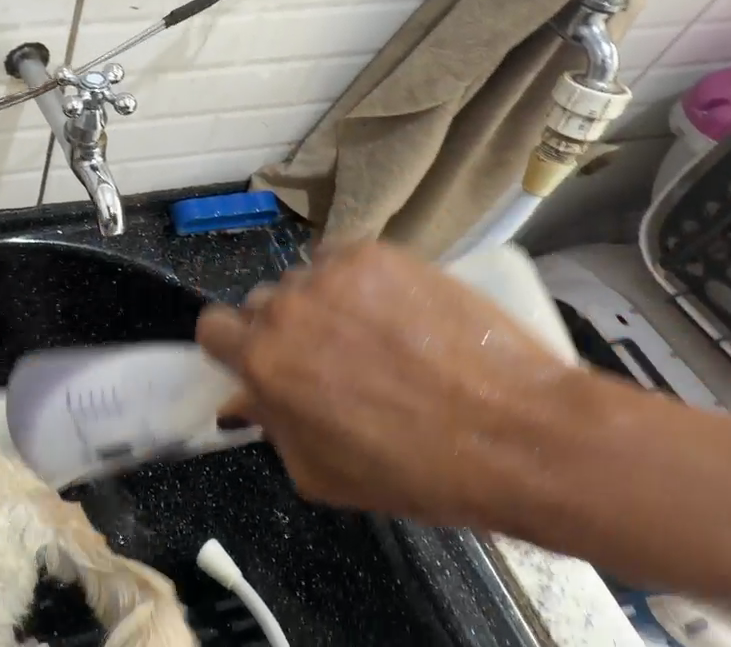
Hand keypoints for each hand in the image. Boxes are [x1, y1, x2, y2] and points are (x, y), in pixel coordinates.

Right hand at [196, 242, 575, 526]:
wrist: (519, 434)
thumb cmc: (416, 471)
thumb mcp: (320, 475)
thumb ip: (270, 427)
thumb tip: (249, 397)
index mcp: (262, 361)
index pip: (211, 326)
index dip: (233, 344)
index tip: (263, 358)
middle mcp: (284, 308)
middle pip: (260, 303)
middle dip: (284, 328)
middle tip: (331, 357)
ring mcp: (329, 275)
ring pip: (304, 280)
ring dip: (323, 304)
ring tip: (377, 335)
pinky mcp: (374, 254)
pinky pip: (342, 260)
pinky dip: (357, 282)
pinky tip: (396, 311)